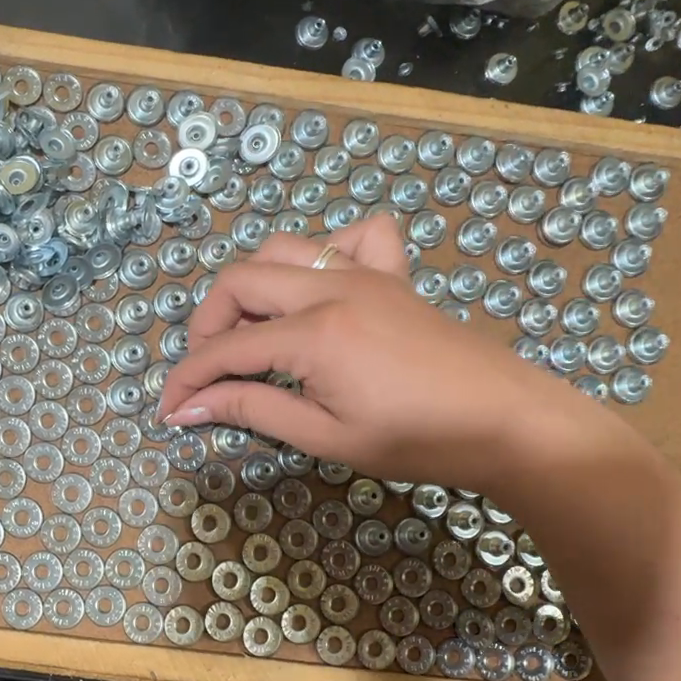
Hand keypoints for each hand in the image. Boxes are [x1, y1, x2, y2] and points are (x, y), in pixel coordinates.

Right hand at [155, 216, 613, 491]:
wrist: (510, 424)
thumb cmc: (416, 441)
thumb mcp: (323, 435)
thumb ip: (251, 409)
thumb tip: (188, 407)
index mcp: (315, 334)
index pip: (225, 350)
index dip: (187, 381)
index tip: (170, 411)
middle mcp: (333, 289)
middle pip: (239, 281)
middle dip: (206, 326)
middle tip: (207, 372)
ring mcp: (366, 275)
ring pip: (283, 250)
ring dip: (250, 288)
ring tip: (249, 332)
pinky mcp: (393, 278)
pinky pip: (352, 239)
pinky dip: (322, 254)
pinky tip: (318, 289)